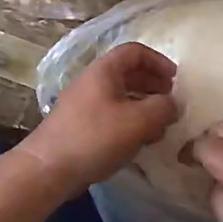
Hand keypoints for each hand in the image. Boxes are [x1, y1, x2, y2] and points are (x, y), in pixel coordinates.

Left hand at [19, 43, 179, 195]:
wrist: (47, 169)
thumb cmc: (94, 137)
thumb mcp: (137, 121)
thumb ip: (163, 108)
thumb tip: (174, 104)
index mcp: (104, 71)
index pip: (135, 52)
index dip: (158, 61)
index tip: (175, 80)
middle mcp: (93, 81)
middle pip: (129, 73)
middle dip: (154, 85)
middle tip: (171, 102)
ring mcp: (85, 104)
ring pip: (122, 96)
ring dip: (144, 106)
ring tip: (160, 126)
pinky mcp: (81, 126)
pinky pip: (112, 115)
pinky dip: (131, 122)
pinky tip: (140, 141)